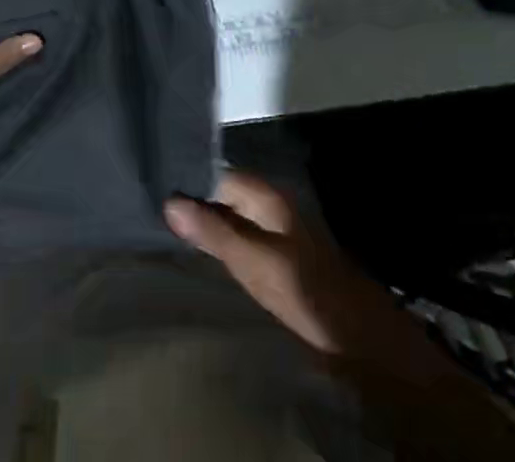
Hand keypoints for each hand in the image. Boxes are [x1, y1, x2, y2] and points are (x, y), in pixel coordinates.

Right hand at [164, 171, 370, 354]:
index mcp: (268, 196)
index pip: (217, 173)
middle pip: (222, 195)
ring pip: (230, 218)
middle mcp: (271, 206)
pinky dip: (220, 243)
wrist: (362, 342)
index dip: (187, 181)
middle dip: (192, 204)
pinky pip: (240, 239)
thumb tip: (168, 202)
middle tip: (152, 213)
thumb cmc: (306, 292)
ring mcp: (276, 232)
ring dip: (205, 225)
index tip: (152, 190)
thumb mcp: (252, 261)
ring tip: (166, 232)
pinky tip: (199, 254)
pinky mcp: (278, 257)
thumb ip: (212, 231)